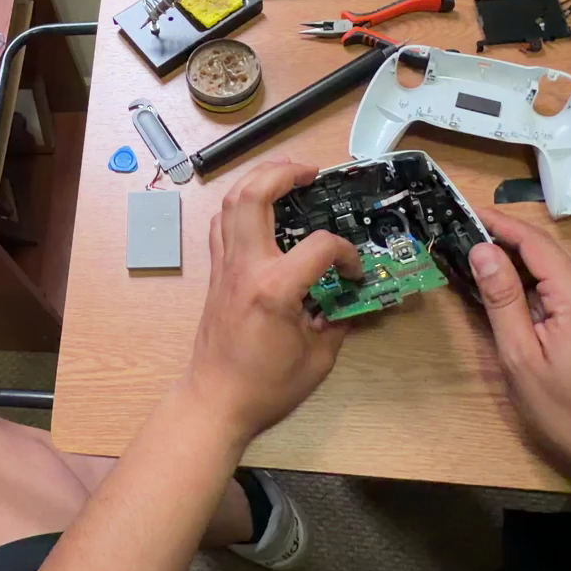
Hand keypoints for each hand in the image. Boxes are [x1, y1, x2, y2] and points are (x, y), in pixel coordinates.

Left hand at [180, 160, 360, 443]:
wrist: (216, 399)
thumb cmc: (266, 386)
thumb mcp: (318, 359)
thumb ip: (338, 320)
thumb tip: (353, 298)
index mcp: (274, 289)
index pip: (319, 247)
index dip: (346, 255)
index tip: (356, 273)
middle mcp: (245, 266)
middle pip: (254, 196)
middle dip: (283, 174)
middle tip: (310, 172)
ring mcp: (225, 264)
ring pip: (231, 202)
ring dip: (258, 179)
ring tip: (285, 175)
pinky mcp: (215, 270)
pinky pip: (222, 223)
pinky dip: (239, 204)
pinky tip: (258, 206)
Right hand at [469, 208, 570, 485]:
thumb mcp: (522, 359)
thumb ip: (502, 301)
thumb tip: (481, 250)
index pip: (534, 241)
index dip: (498, 222)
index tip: (463, 211)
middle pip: (550, 248)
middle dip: (507, 235)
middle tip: (464, 233)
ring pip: (562, 266)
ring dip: (523, 257)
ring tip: (483, 261)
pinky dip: (541, 278)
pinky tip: (520, 294)